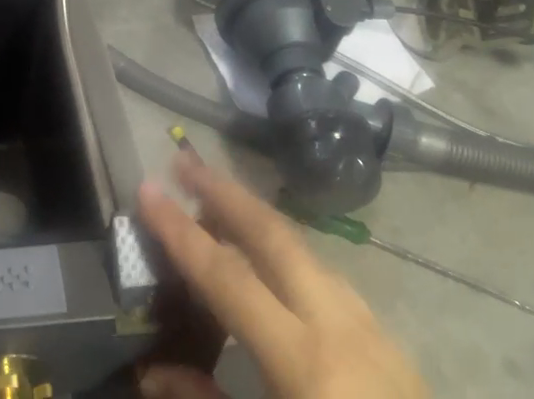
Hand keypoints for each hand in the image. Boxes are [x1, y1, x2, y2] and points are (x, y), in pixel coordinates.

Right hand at [136, 154, 426, 398]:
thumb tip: (152, 371)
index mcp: (303, 359)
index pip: (226, 275)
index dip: (180, 230)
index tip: (146, 189)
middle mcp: (338, 327)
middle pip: (274, 236)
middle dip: (225, 193)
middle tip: (183, 162)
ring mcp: (370, 328)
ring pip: (305, 249)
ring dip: (256, 218)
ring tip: (215, 202)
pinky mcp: (387, 340)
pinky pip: (326, 276)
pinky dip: (287, 252)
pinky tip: (270, 258)